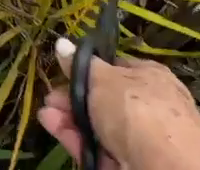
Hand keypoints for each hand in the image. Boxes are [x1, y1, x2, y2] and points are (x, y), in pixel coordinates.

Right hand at [37, 37, 199, 169]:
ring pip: (99, 125)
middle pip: (104, 99)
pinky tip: (51, 125)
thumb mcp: (102, 78)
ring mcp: (141, 141)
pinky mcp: (130, 165)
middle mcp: (150, 108)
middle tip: (52, 96)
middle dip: (74, 96)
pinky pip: (99, 148)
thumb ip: (80, 65)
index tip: (65, 71)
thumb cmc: (135, 111)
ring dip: (70, 117)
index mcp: (153, 78)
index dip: (90, 69)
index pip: (118, 68)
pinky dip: (75, 138)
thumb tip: (62, 43)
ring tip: (46, 112)